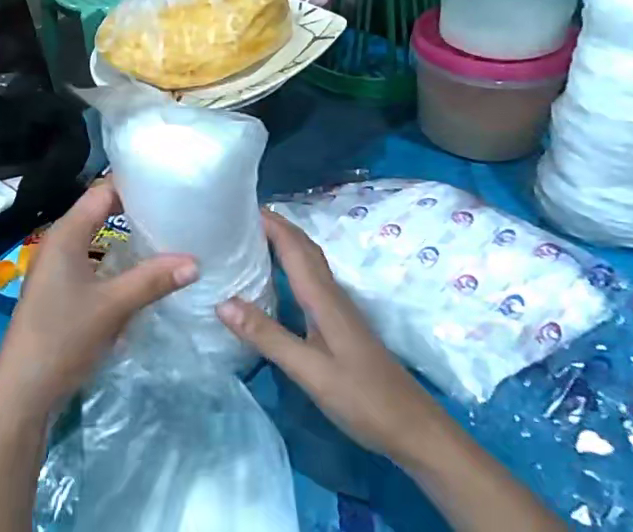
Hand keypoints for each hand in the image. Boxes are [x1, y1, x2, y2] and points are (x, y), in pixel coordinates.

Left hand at [0, 182, 198, 416]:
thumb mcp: (114, 306)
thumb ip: (153, 280)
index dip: (133, 184)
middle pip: (100, 211)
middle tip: (174, 209)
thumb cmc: (63, 338)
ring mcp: (57, 268)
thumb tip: (195, 262)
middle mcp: (59, 243)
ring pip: (97, 238)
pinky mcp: (60, 290)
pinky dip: (117, 259)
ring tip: (165, 234)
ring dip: (127, 236)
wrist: (23, 393)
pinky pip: (93, 260)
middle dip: (135, 209)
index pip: (102, 192)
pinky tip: (141, 270)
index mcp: (66, 234)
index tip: (169, 184)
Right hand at [217, 211, 449, 462]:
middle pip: (303, 246)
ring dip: (284, 242)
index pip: (293, 246)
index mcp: (322, 297)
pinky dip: (292, 266)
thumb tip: (222, 301)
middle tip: (239, 217)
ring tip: (253, 238)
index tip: (238, 205)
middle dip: (275, 225)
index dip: (269, 222)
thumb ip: (267, 336)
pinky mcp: (340, 323)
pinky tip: (279, 280)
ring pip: (309, 261)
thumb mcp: (308, 370)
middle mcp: (331, 293)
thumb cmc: (360, 396)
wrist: (410, 425)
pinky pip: (312, 279)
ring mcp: (338, 308)